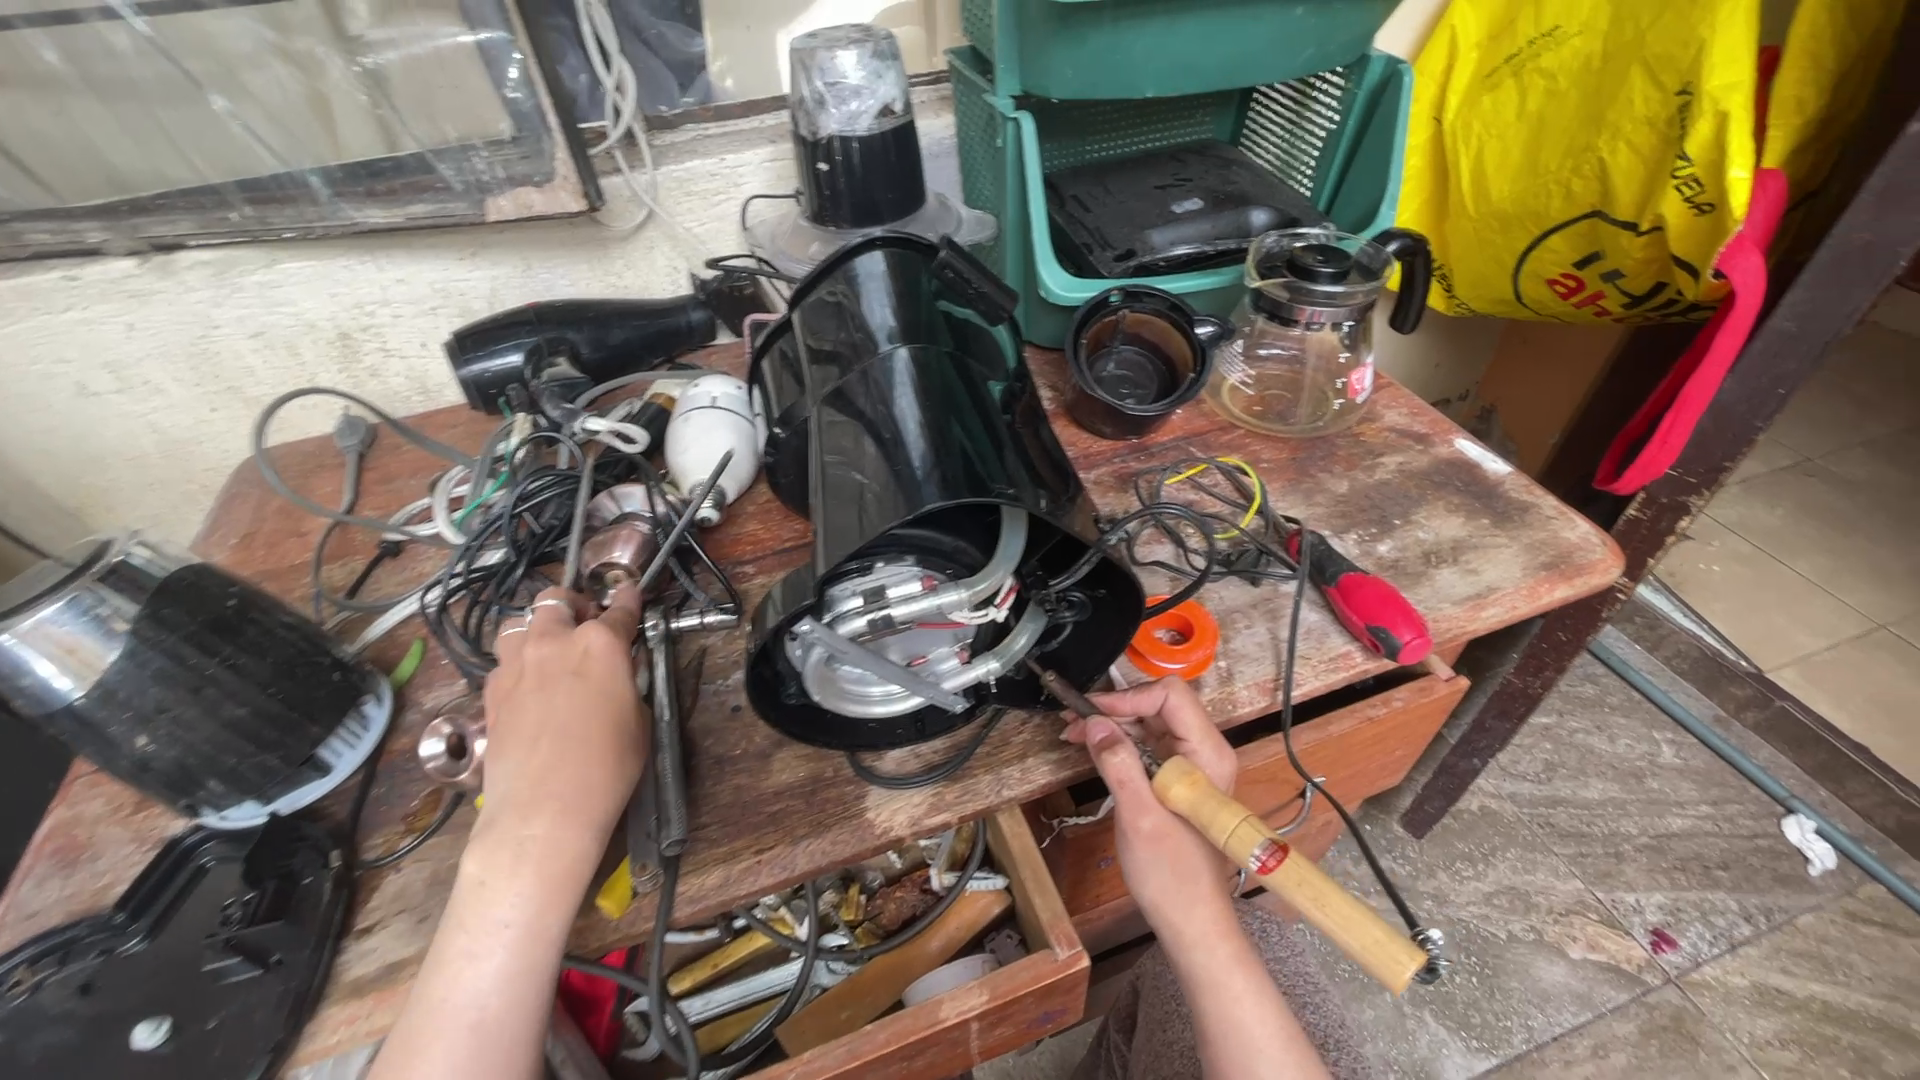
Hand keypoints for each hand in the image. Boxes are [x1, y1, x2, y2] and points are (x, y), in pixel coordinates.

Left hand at [478, 585, 648, 855]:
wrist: (545, 806)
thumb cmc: (609, 764)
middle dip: (573, 605)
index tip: (628, 591)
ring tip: (549, 648)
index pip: (620, 609)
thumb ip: (627, 683)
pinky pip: (503, 662)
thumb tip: (618, 676)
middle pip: (557, 600)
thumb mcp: (640, 719)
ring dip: (537, 629)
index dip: (627, 599)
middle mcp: (555, 641)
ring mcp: (516, 664)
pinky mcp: (490, 692)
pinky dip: (517, 664)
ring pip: (518, 624)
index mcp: (602, 643)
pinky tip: (528, 686)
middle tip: (585, 622)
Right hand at [1062, 677, 1238, 933]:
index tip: (1090, 714)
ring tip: (1071, 732)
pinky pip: (1145, 746)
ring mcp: (1189, 765)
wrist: (1190, 918)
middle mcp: (1203, 751)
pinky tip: (1089, 747)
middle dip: (1113, 709)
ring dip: (1110, 724)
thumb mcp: (1139, 815)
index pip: (1170, 696)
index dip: (1127, 699)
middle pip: (1158, 706)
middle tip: (1071, 720)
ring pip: (1148, 724)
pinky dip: (1116, 743)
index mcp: (1207, 753)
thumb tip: (1092, 722)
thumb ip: (1118, 763)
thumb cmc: (1171, 872)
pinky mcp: (1175, 779)